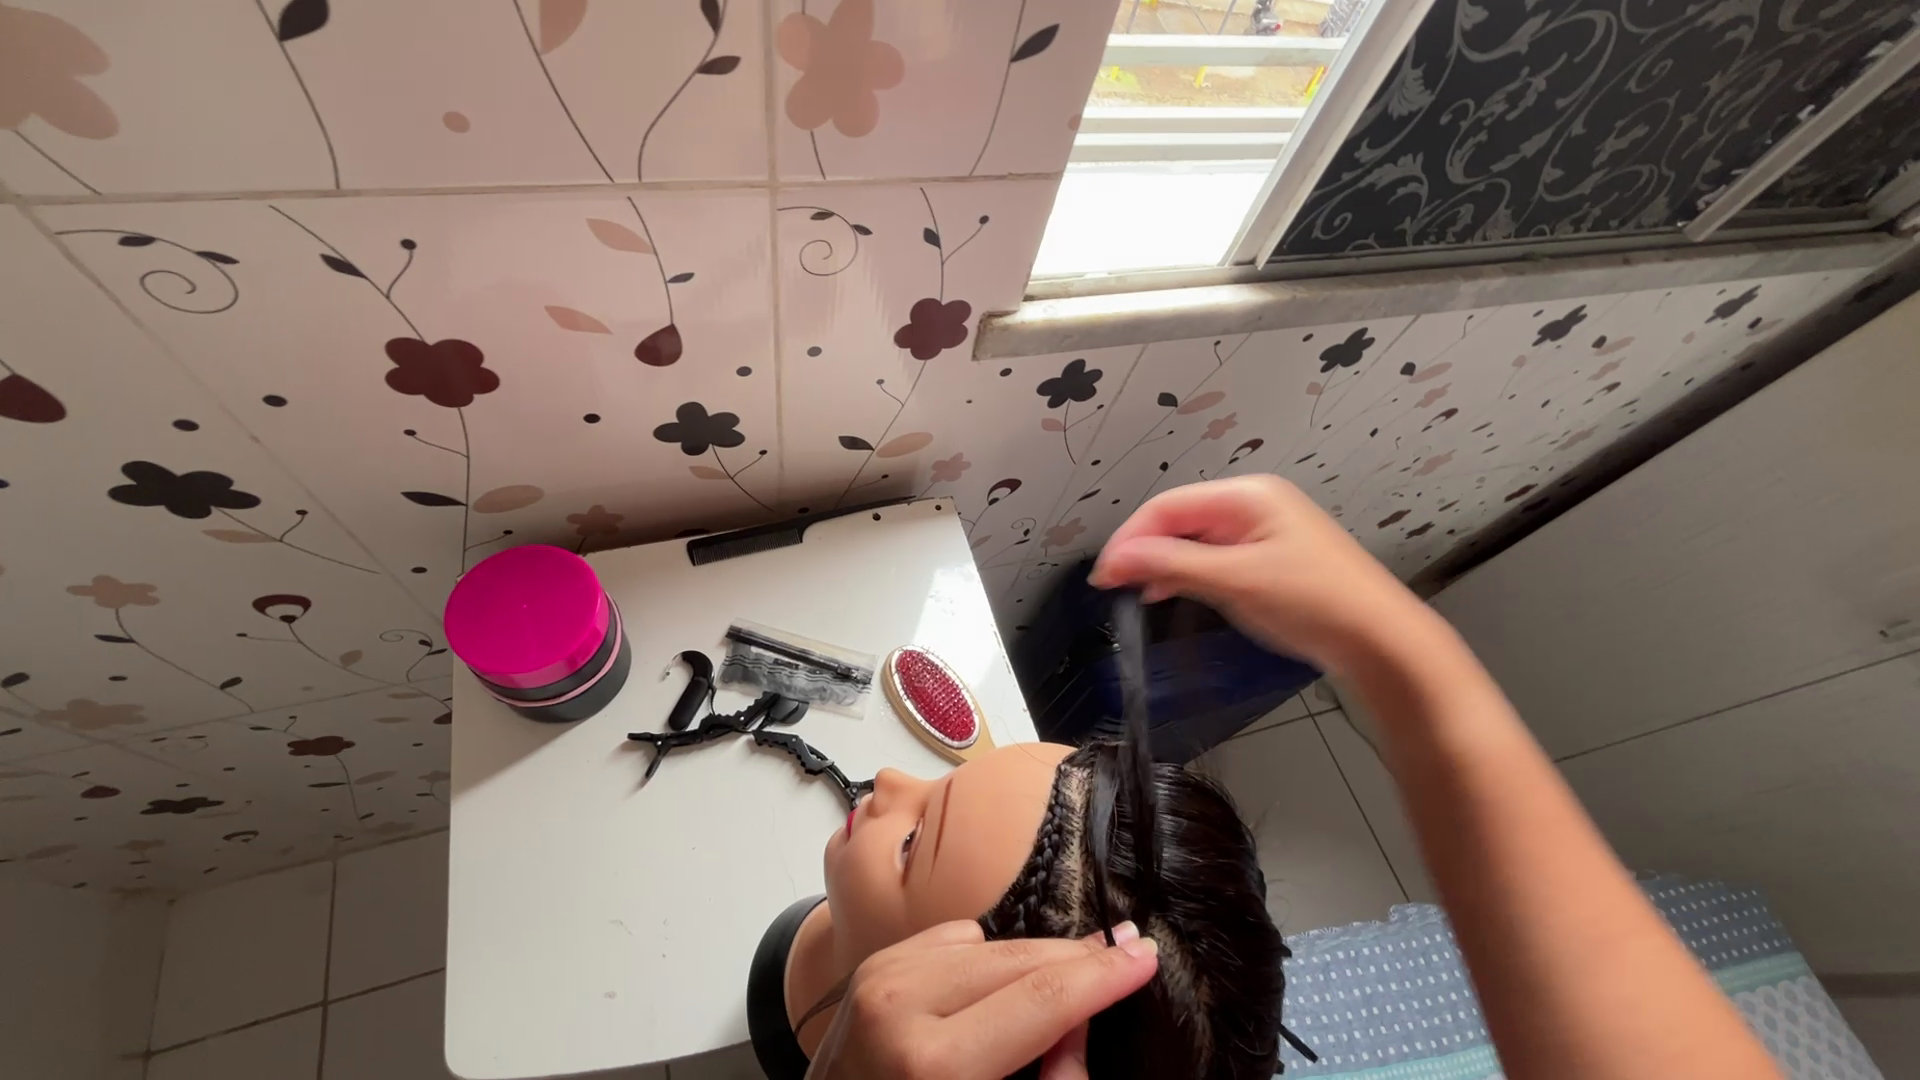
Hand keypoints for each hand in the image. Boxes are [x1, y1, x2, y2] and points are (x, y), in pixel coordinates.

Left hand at [805, 919, 1158, 1079]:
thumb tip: (1081, 1019)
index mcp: (931, 1063)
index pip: (1040, 998)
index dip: (1101, 974)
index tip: (1144, 953)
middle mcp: (900, 1002)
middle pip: (1017, 958)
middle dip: (1076, 958)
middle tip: (1124, 951)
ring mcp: (881, 974)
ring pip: (988, 940)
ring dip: (1033, 957)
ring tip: (1067, 979)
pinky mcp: (874, 962)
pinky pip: (952, 937)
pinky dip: (983, 955)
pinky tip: (993, 986)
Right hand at [1089, 475, 1434, 673]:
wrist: (1380, 641)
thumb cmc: (1310, 602)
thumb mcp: (1234, 580)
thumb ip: (1170, 563)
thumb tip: (1113, 558)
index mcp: (1245, 495)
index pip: (1167, 506)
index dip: (1129, 538)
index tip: (1102, 576)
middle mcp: (1251, 503)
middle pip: (1179, 518)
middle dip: (1144, 549)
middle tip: (1114, 586)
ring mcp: (1262, 528)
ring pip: (1193, 538)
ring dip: (1162, 562)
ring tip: (1137, 592)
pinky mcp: (1267, 555)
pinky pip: (1213, 555)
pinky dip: (1186, 571)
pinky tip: (1168, 591)